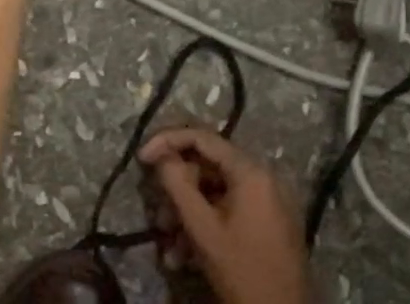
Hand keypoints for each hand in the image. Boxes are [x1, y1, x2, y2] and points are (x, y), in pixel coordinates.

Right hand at [139, 129, 310, 303]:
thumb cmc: (243, 270)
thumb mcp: (203, 227)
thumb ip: (178, 184)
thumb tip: (161, 155)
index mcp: (251, 172)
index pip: (201, 138)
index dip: (167, 142)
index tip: (142, 159)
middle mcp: (262, 179)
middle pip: (208, 167)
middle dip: (177, 189)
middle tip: (158, 213)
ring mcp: (267, 203)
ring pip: (215, 193)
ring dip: (188, 214)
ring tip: (169, 244)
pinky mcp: (267, 225)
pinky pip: (229, 211)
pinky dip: (206, 226)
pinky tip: (186, 255)